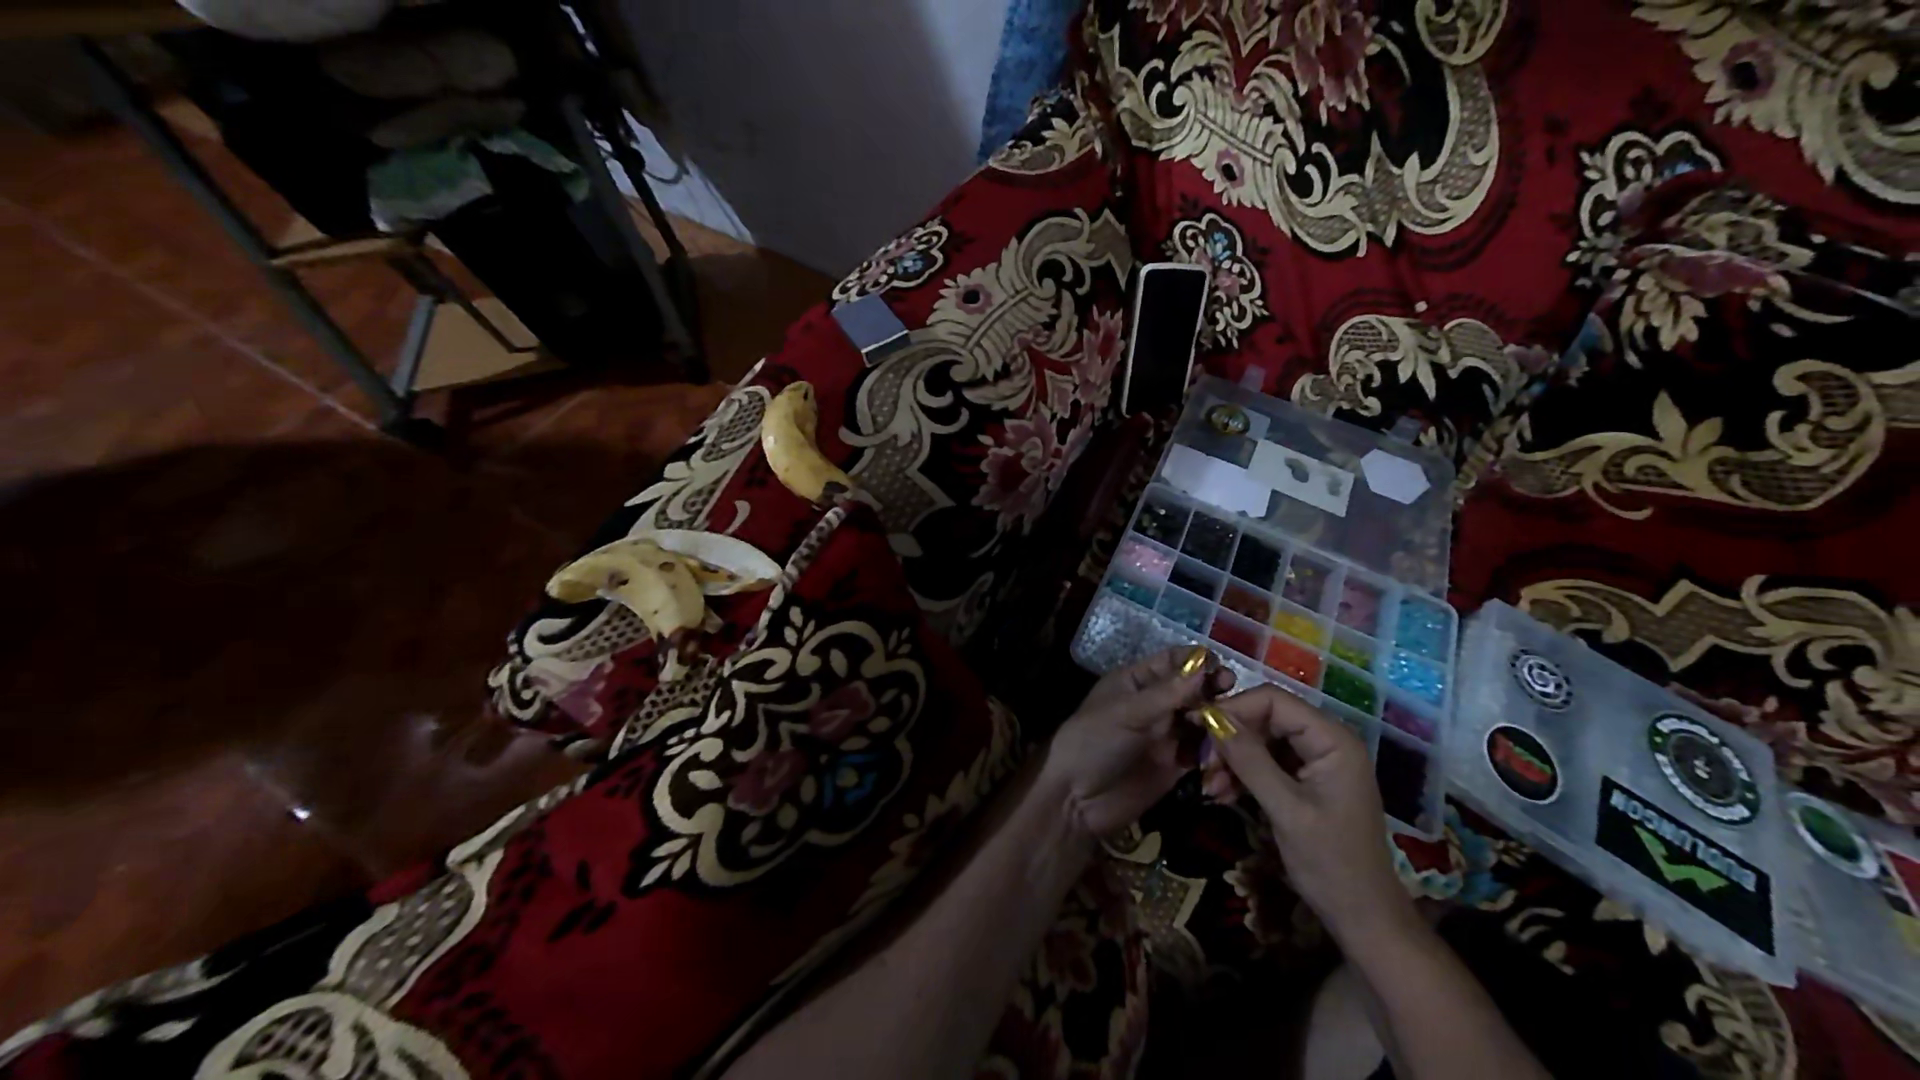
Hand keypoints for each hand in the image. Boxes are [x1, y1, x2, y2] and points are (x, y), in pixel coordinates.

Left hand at [1043, 647, 1232, 839]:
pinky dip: (1219, 752)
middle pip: (1195, 691)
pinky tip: (1229, 753)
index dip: (1197, 662)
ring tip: (1232, 727)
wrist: (1076, 800)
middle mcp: (1156, 705)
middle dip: (1214, 692)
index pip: (1173, 662)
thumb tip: (1205, 666)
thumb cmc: (1093, 743)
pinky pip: (1206, 753)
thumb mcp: (1127, 713)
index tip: (1220, 667)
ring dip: (1220, 722)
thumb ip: (1167, 693)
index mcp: (1137, 682)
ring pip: (1205, 721)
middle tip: (1233, 697)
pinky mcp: (1178, 765)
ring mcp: (1168, 735)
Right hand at [1208, 685, 1415, 943]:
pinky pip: (1266, 762)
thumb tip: (1212, 719)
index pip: (1273, 700)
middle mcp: (1326, 741)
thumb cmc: (1331, 862)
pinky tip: (1222, 794)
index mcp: (1332, 740)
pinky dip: (1242, 774)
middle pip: (1264, 717)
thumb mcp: (1286, 809)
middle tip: (1203, 767)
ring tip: (1210, 787)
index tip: (1199, 730)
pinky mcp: (1305, 780)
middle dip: (1230, 738)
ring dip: (1231, 759)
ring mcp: (1316, 761)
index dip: (1234, 709)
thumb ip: (1250, 761)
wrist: (1362, 916)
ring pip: (1260, 740)